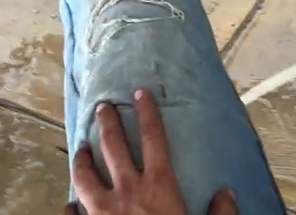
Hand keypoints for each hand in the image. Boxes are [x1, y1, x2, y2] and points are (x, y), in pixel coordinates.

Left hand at [69, 90, 236, 214]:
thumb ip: (220, 213)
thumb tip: (228, 193)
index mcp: (159, 185)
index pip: (154, 138)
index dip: (146, 112)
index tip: (139, 92)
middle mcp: (128, 191)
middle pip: (114, 147)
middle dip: (107, 123)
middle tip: (102, 107)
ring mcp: (103, 212)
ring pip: (86, 178)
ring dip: (82, 160)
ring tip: (80, 148)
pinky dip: (70, 208)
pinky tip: (67, 205)